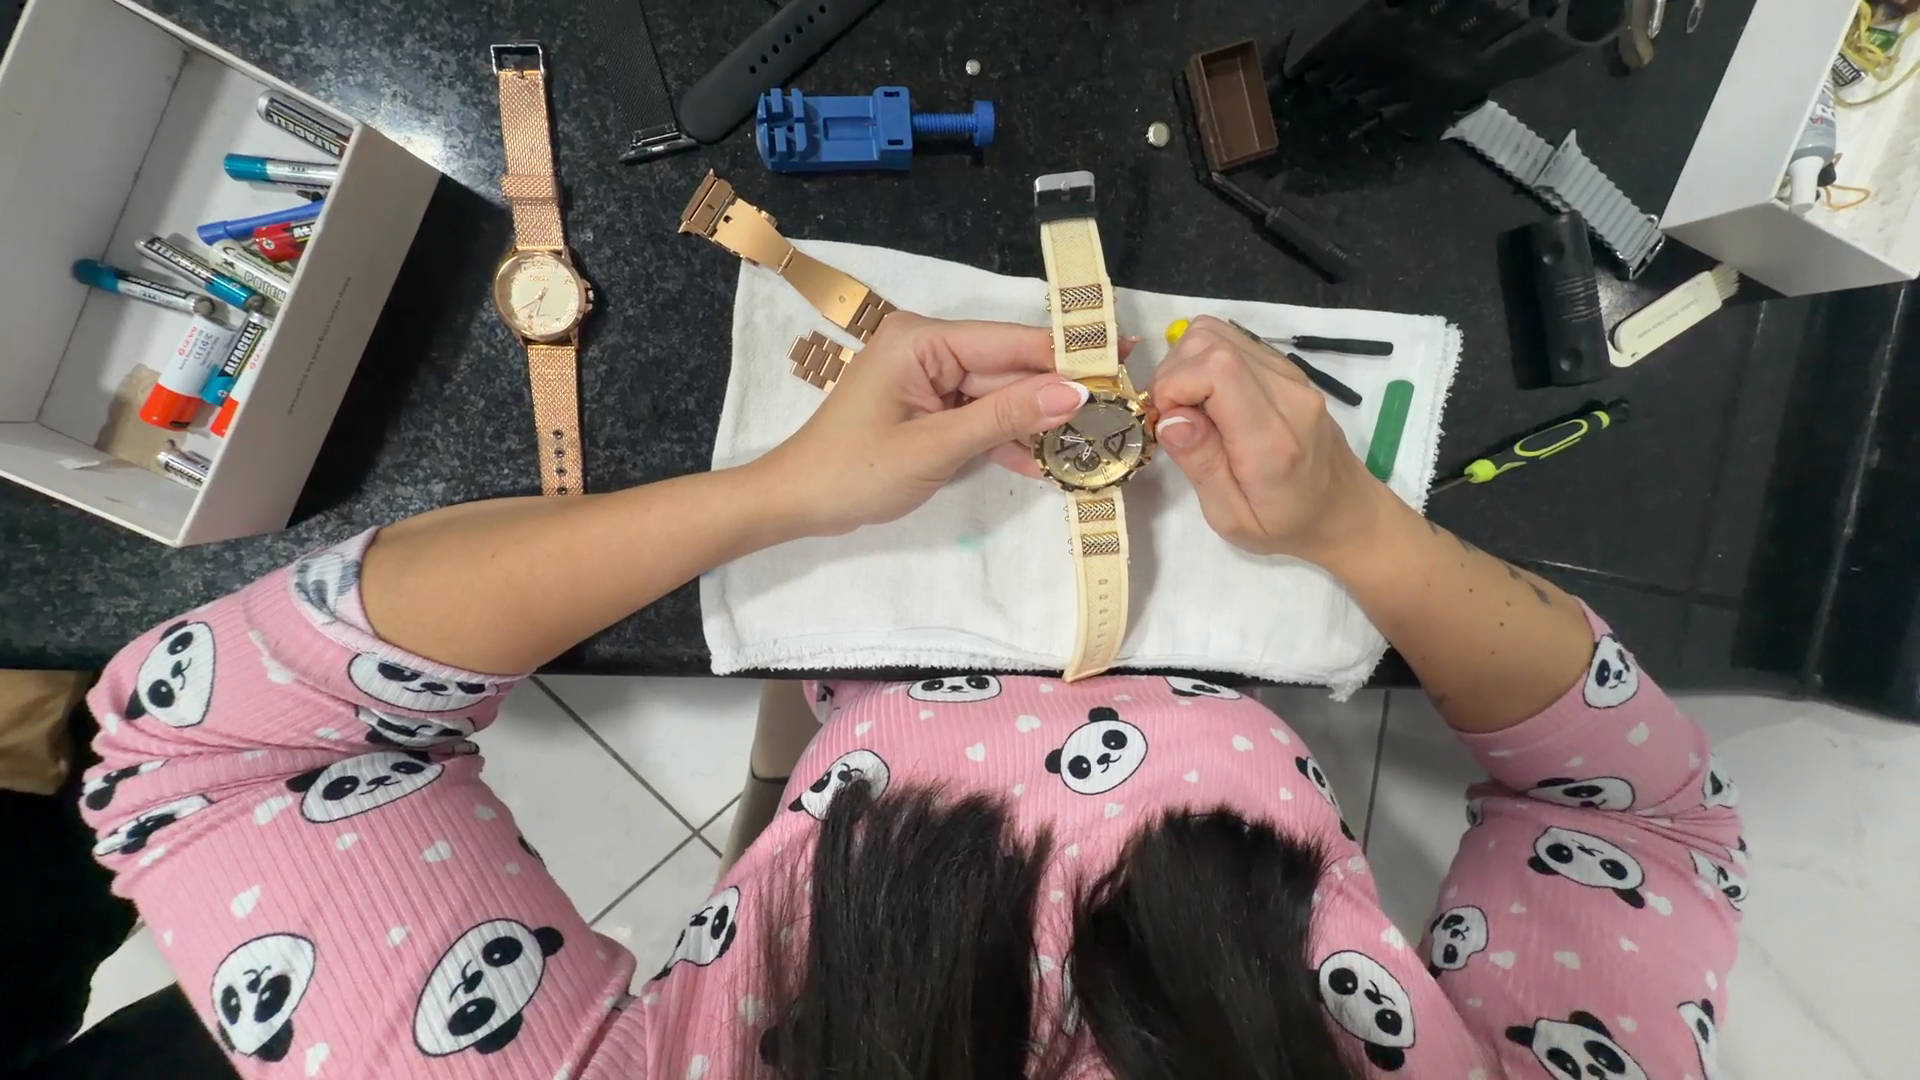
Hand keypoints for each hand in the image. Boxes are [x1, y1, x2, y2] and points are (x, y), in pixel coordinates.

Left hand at [753, 313, 1092, 535]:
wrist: (800, 504)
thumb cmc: (856, 471)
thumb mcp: (936, 445)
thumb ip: (1005, 417)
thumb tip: (1075, 393)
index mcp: (922, 340)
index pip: (1009, 343)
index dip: (1067, 355)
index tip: (1124, 361)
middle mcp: (929, 349)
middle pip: (1008, 370)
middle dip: (1055, 397)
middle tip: (1116, 415)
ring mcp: (930, 380)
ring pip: (998, 398)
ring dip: (1034, 425)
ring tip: (1089, 444)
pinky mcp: (930, 409)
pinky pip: (977, 418)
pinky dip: (1003, 440)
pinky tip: (1041, 462)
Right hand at [1149, 316, 1388, 560]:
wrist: (1344, 512)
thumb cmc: (1285, 526)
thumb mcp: (1231, 518)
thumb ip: (1201, 465)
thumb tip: (1169, 418)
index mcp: (1271, 439)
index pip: (1217, 369)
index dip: (1174, 385)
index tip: (1164, 423)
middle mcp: (1286, 394)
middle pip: (1211, 342)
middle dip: (1172, 374)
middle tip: (1170, 418)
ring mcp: (1291, 375)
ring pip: (1217, 333)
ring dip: (1185, 366)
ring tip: (1186, 408)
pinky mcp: (1287, 370)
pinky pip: (1232, 343)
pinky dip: (1203, 364)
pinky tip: (1206, 402)